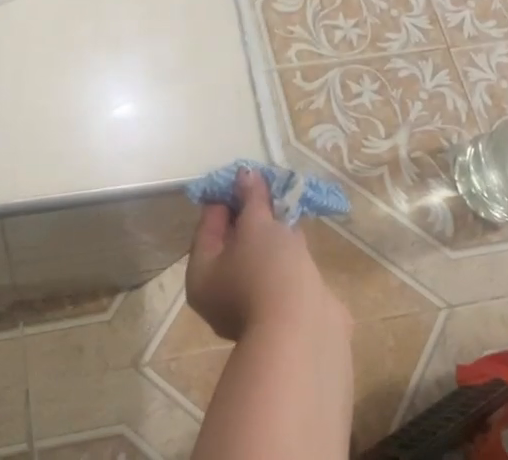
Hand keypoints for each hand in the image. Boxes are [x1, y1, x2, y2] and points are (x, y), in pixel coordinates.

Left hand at [185, 170, 348, 342]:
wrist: (305, 333)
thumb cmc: (267, 273)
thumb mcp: (256, 225)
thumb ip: (250, 198)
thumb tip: (245, 174)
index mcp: (202, 274)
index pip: (208, 225)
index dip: (227, 197)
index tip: (246, 177)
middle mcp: (220, 294)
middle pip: (232, 242)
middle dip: (251, 215)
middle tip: (268, 189)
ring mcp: (250, 306)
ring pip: (257, 258)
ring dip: (271, 233)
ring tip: (285, 204)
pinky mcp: (279, 312)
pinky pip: (278, 273)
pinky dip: (286, 253)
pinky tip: (299, 233)